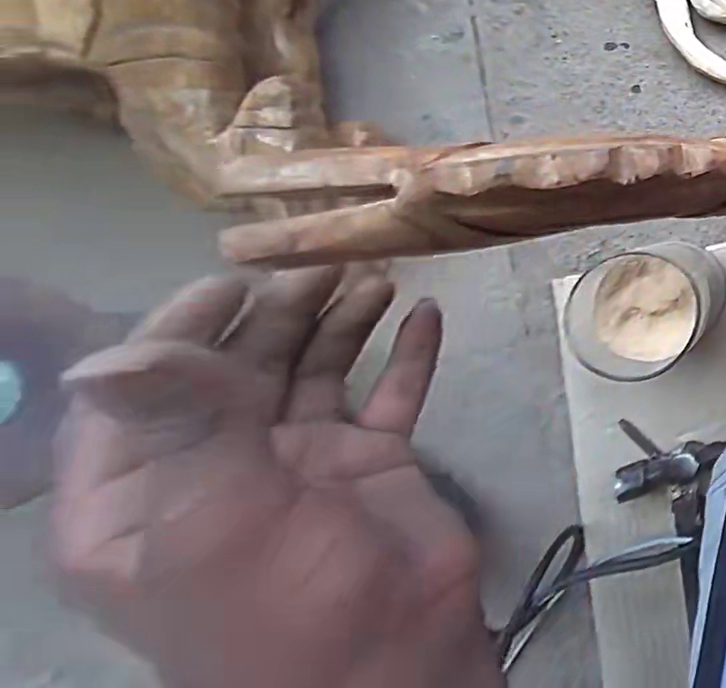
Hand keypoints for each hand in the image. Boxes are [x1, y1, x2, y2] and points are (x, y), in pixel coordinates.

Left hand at [49, 269, 500, 687]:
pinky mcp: (374, 459)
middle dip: (284, 315)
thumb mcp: (221, 519)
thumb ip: (185, 431)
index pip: (144, 395)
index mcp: (147, 491)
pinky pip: (389, 393)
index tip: (238, 278)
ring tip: (381, 280)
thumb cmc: (282, 596)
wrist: (390, 644)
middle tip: (333, 267)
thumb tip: (111, 356)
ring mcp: (305, 461)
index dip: (180, 331)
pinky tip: (428, 318)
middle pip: (246, 372)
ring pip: (320, 374)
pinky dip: (408, 354)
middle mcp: (222, 466)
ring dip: (348, 325)